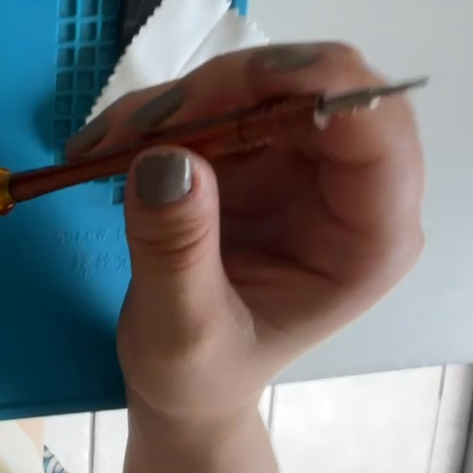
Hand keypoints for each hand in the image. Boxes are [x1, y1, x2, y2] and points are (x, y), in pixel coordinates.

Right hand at [71, 43, 424, 434]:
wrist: (179, 391)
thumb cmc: (195, 376)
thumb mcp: (179, 327)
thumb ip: (175, 251)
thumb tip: (162, 159)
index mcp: (365, 240)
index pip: (373, 136)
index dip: (320, 87)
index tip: (236, 81)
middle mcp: (341, 193)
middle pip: (307, 97)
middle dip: (220, 95)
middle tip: (133, 127)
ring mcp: (293, 176)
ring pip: (250, 97)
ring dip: (172, 107)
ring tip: (99, 143)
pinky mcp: (247, 171)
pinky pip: (209, 118)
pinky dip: (153, 124)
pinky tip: (103, 147)